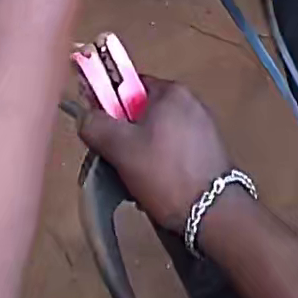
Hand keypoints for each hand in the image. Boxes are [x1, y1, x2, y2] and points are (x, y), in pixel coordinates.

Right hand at [79, 78, 232, 230]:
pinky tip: (159, 187)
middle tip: (119, 163)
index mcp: (171, 91)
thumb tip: (84, 114)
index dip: (111, 106)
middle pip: (144, 112)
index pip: (131, 86)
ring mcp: (203, 124)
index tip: (101, 132)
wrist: (213, 211)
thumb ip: (97, 126)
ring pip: (157, 134)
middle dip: (127, 138)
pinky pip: (174, 149)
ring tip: (139, 182)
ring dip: (143, 154)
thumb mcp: (122, 149)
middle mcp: (190, 100)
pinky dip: (162, 164)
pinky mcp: (209, 148)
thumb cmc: (165, 172)